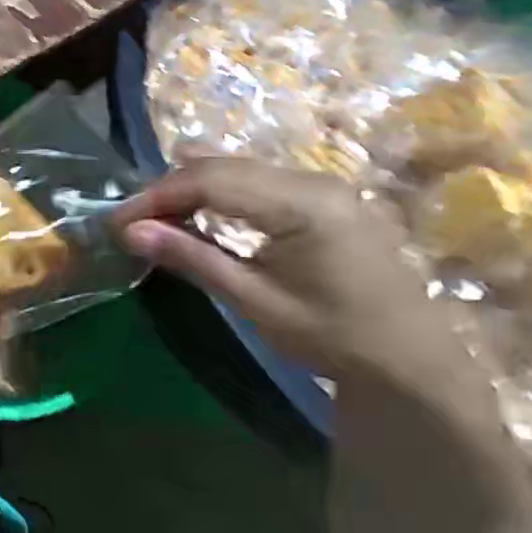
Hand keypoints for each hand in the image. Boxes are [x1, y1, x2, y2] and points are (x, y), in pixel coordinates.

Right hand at [110, 157, 455, 381]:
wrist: (413, 365)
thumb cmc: (333, 338)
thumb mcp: (255, 301)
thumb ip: (191, 257)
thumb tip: (129, 232)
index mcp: (303, 204)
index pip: (210, 181)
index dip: (156, 196)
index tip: (118, 221)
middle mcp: (312, 180)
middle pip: (221, 167)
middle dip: (169, 190)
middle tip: (131, 221)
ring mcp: (320, 184)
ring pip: (236, 168)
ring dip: (191, 188)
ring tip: (156, 217)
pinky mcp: (322, 196)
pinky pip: (256, 179)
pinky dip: (218, 191)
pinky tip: (198, 211)